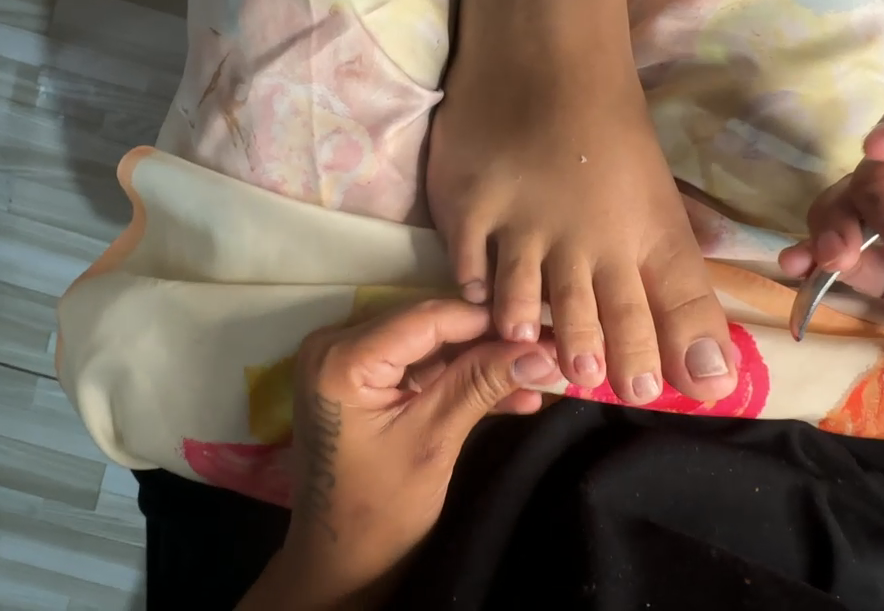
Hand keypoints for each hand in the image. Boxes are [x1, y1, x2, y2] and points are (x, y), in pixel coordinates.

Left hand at [245, 300, 560, 609]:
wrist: (339, 565)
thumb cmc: (377, 513)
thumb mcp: (432, 443)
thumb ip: (480, 384)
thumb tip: (540, 350)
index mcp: (341, 356)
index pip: (426, 318)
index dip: (487, 319)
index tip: (543, 328)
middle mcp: (336, 343)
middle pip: (428, 327)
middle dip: (489, 340)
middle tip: (547, 348)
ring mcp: (347, 359)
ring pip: (429, 345)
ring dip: (481, 361)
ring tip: (540, 372)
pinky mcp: (362, 377)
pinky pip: (418, 365)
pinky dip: (458, 377)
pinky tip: (510, 389)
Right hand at [428, 33, 739, 405]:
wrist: (543, 53)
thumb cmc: (608, 119)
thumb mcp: (660, 193)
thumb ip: (677, 270)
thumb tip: (707, 351)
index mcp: (637, 230)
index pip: (659, 308)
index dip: (665, 354)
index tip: (664, 395)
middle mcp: (584, 236)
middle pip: (594, 311)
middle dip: (605, 355)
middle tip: (602, 387)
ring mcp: (521, 221)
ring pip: (528, 295)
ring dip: (537, 328)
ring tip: (540, 356)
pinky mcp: (469, 204)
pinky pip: (469, 260)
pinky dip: (473, 283)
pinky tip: (475, 301)